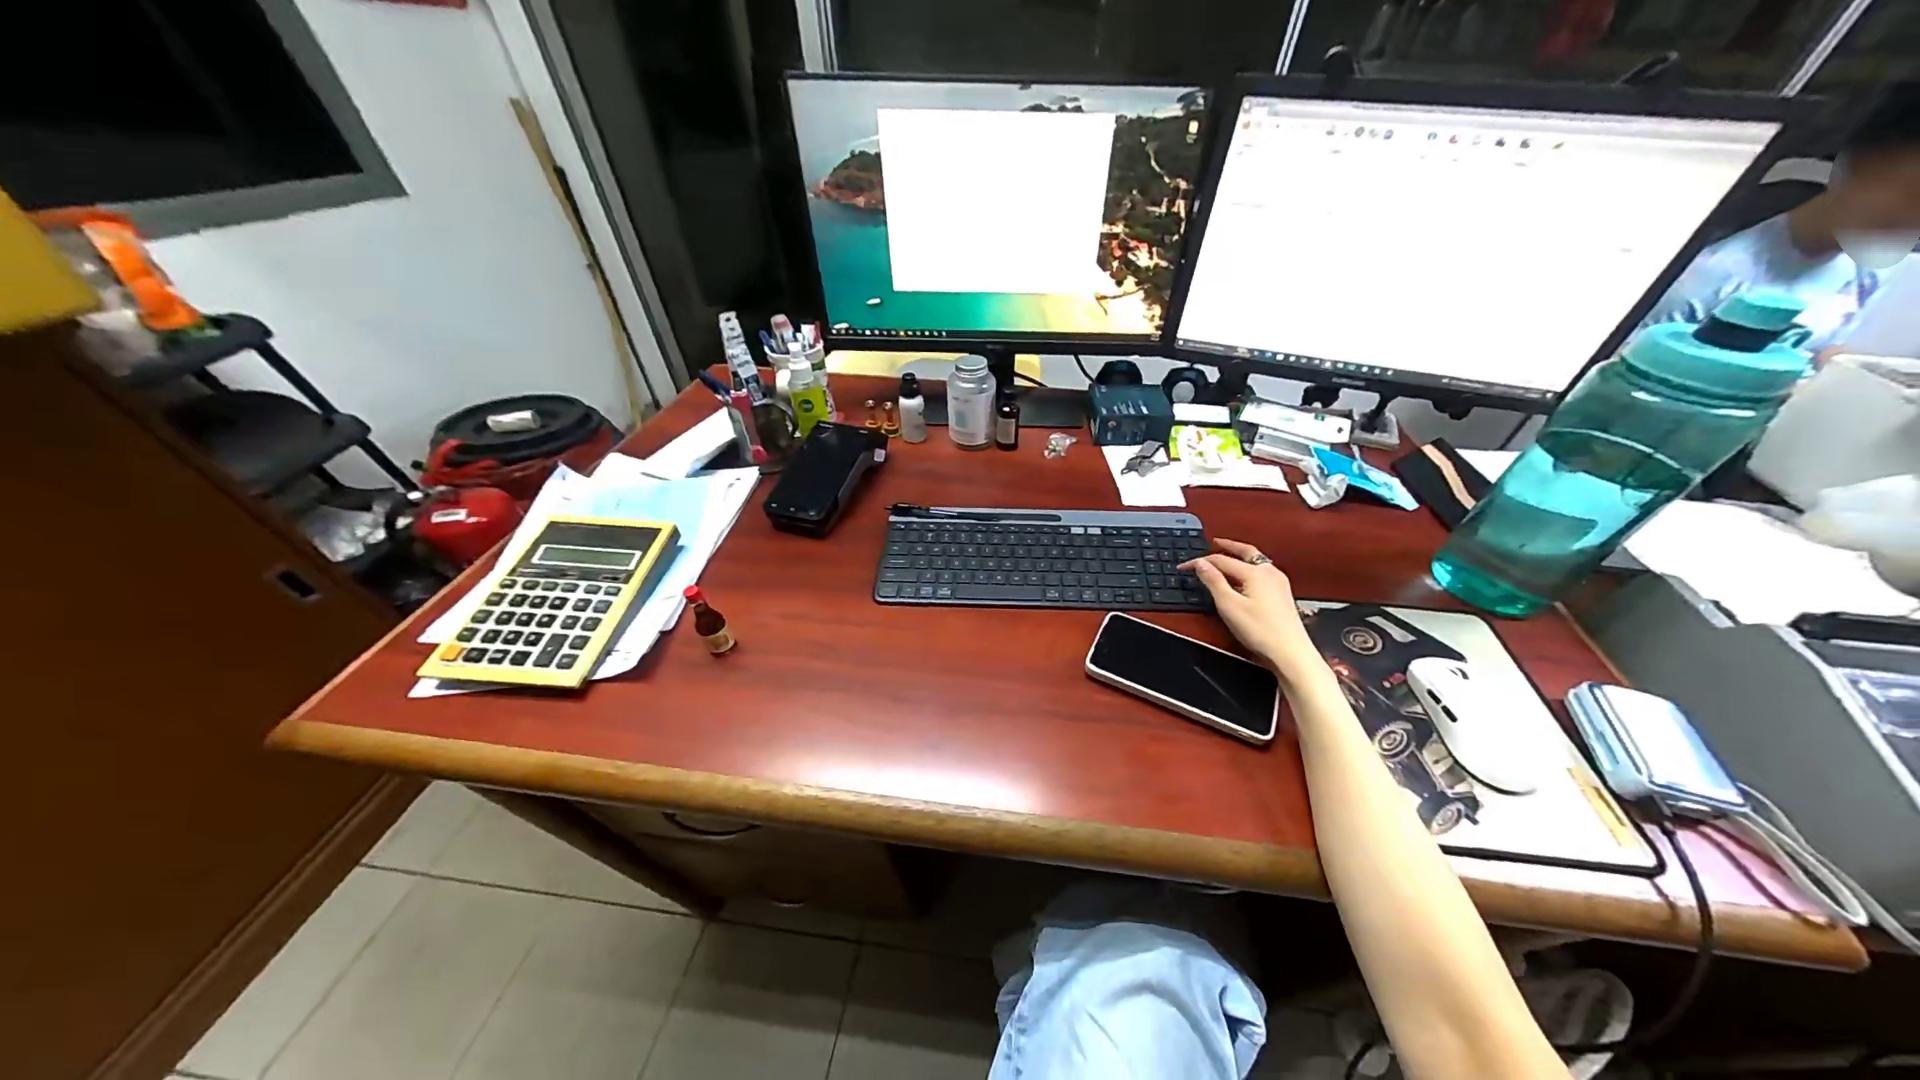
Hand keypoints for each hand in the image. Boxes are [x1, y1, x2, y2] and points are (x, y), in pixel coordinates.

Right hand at [1180, 538, 1327, 688]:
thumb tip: (1201, 564)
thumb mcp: (1229, 605)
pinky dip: (1249, 566)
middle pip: (1245, 552)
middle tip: (1215, 542)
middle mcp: (1269, 572)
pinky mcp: (1282, 594)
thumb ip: (1213, 581)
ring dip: (1240, 556)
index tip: (1184, 566)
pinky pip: (1263, 571)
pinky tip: (1244, 576)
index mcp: (1255, 572)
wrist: (1290, 652)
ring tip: (1228, 557)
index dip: (1200, 562)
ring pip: (1256, 560)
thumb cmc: (1260, 630)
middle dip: (1228, 546)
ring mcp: (1278, 583)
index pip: (1221, 560)